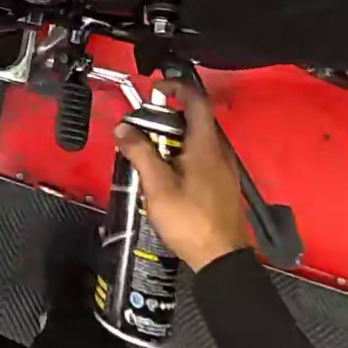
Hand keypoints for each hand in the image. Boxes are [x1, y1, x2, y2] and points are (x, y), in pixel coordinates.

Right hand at [114, 81, 248, 270]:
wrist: (221, 260)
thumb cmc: (190, 219)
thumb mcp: (157, 186)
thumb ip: (140, 153)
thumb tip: (123, 128)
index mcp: (206, 145)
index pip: (197, 101)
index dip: (177, 87)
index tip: (156, 89)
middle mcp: (220, 151)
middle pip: (196, 119)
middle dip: (169, 115)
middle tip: (145, 125)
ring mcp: (225, 168)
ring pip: (199, 138)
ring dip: (175, 135)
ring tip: (151, 149)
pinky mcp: (223, 184)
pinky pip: (203, 155)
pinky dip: (184, 151)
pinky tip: (168, 172)